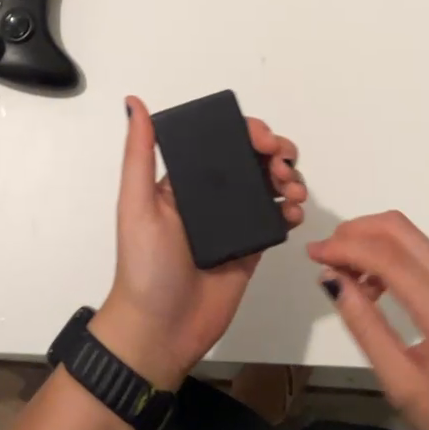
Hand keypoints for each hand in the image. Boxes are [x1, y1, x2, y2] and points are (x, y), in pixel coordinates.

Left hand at [89, 96, 306, 389]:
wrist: (162, 329)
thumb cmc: (145, 264)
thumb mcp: (137, 203)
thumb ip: (140, 153)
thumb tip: (134, 101)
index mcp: (183, 178)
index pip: (219, 140)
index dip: (245, 131)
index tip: (262, 137)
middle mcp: (209, 194)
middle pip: (250, 158)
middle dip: (274, 151)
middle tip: (282, 164)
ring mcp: (233, 220)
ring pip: (268, 184)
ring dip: (288, 176)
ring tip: (292, 189)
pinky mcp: (252, 246)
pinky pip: (276, 218)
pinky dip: (291, 208)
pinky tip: (294, 212)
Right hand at [308, 212, 428, 429]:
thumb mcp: (404, 386)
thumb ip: (366, 328)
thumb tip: (331, 278)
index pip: (388, 256)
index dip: (344, 246)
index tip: (311, 254)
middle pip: (401, 229)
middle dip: (356, 232)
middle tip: (326, 256)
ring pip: (411, 237)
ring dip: (371, 242)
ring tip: (345, 275)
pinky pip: (422, 256)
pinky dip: (389, 256)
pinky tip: (373, 286)